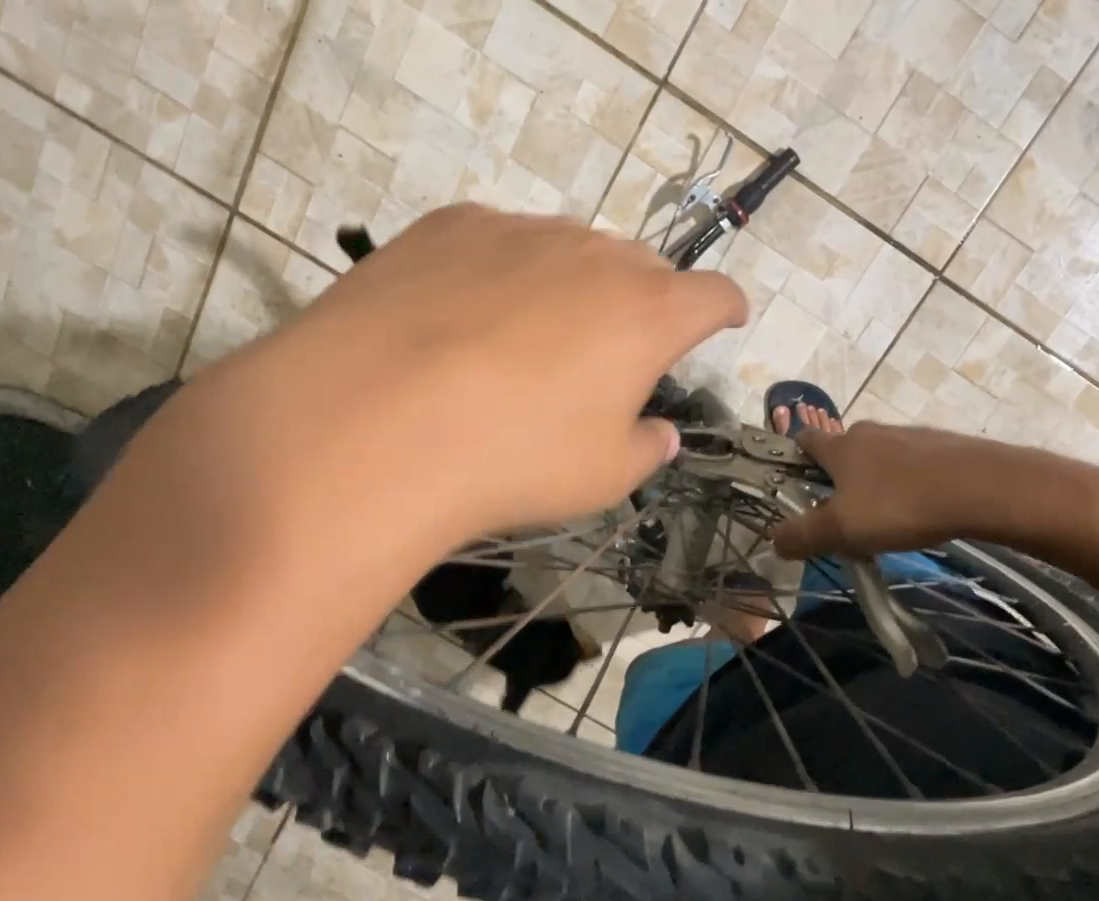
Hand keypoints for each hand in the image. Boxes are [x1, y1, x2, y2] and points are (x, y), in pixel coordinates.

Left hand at [176, 205, 747, 545]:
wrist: (373, 421)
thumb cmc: (515, 459)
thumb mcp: (602, 477)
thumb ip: (645, 448)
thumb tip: (658, 432)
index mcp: (649, 314)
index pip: (714, 295)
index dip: (725, 309)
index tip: (724, 321)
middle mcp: (595, 255)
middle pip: (642, 269)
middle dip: (644, 305)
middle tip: (615, 354)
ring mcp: (519, 231)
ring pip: (570, 251)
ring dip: (572, 287)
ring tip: (534, 340)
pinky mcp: (449, 225)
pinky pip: (501, 243)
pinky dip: (506, 274)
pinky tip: (469, 318)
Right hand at [772, 423, 1003, 558]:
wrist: (980, 488)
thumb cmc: (899, 506)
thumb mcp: (840, 530)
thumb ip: (801, 535)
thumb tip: (773, 540)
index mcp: (840, 446)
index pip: (804, 440)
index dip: (794, 460)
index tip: (794, 487)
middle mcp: (871, 432)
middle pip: (843, 452)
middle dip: (837, 480)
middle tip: (841, 517)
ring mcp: (909, 436)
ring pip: (879, 460)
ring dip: (874, 485)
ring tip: (883, 521)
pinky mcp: (942, 447)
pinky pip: (912, 466)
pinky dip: (906, 485)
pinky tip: (918, 512)